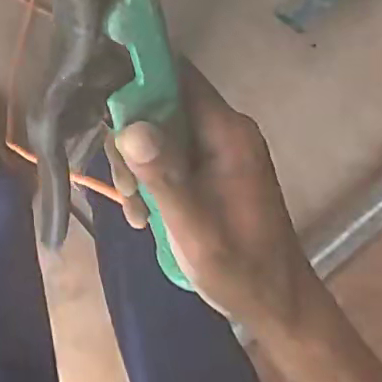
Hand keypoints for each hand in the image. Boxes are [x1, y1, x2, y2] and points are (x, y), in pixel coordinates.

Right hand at [107, 64, 332, 334]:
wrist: (279, 308)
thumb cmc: (241, 270)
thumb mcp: (195, 229)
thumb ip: (162, 176)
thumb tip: (129, 128)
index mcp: (226, 130)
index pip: (175, 73)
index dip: (136, 76)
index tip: (102, 101)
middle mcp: (221, 126)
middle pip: (158, 102)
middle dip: (130, 137)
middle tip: (124, 185)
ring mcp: (214, 145)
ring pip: (156, 128)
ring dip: (135, 163)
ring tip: (134, 208)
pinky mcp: (207, 164)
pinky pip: (165, 150)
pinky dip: (148, 175)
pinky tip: (143, 213)